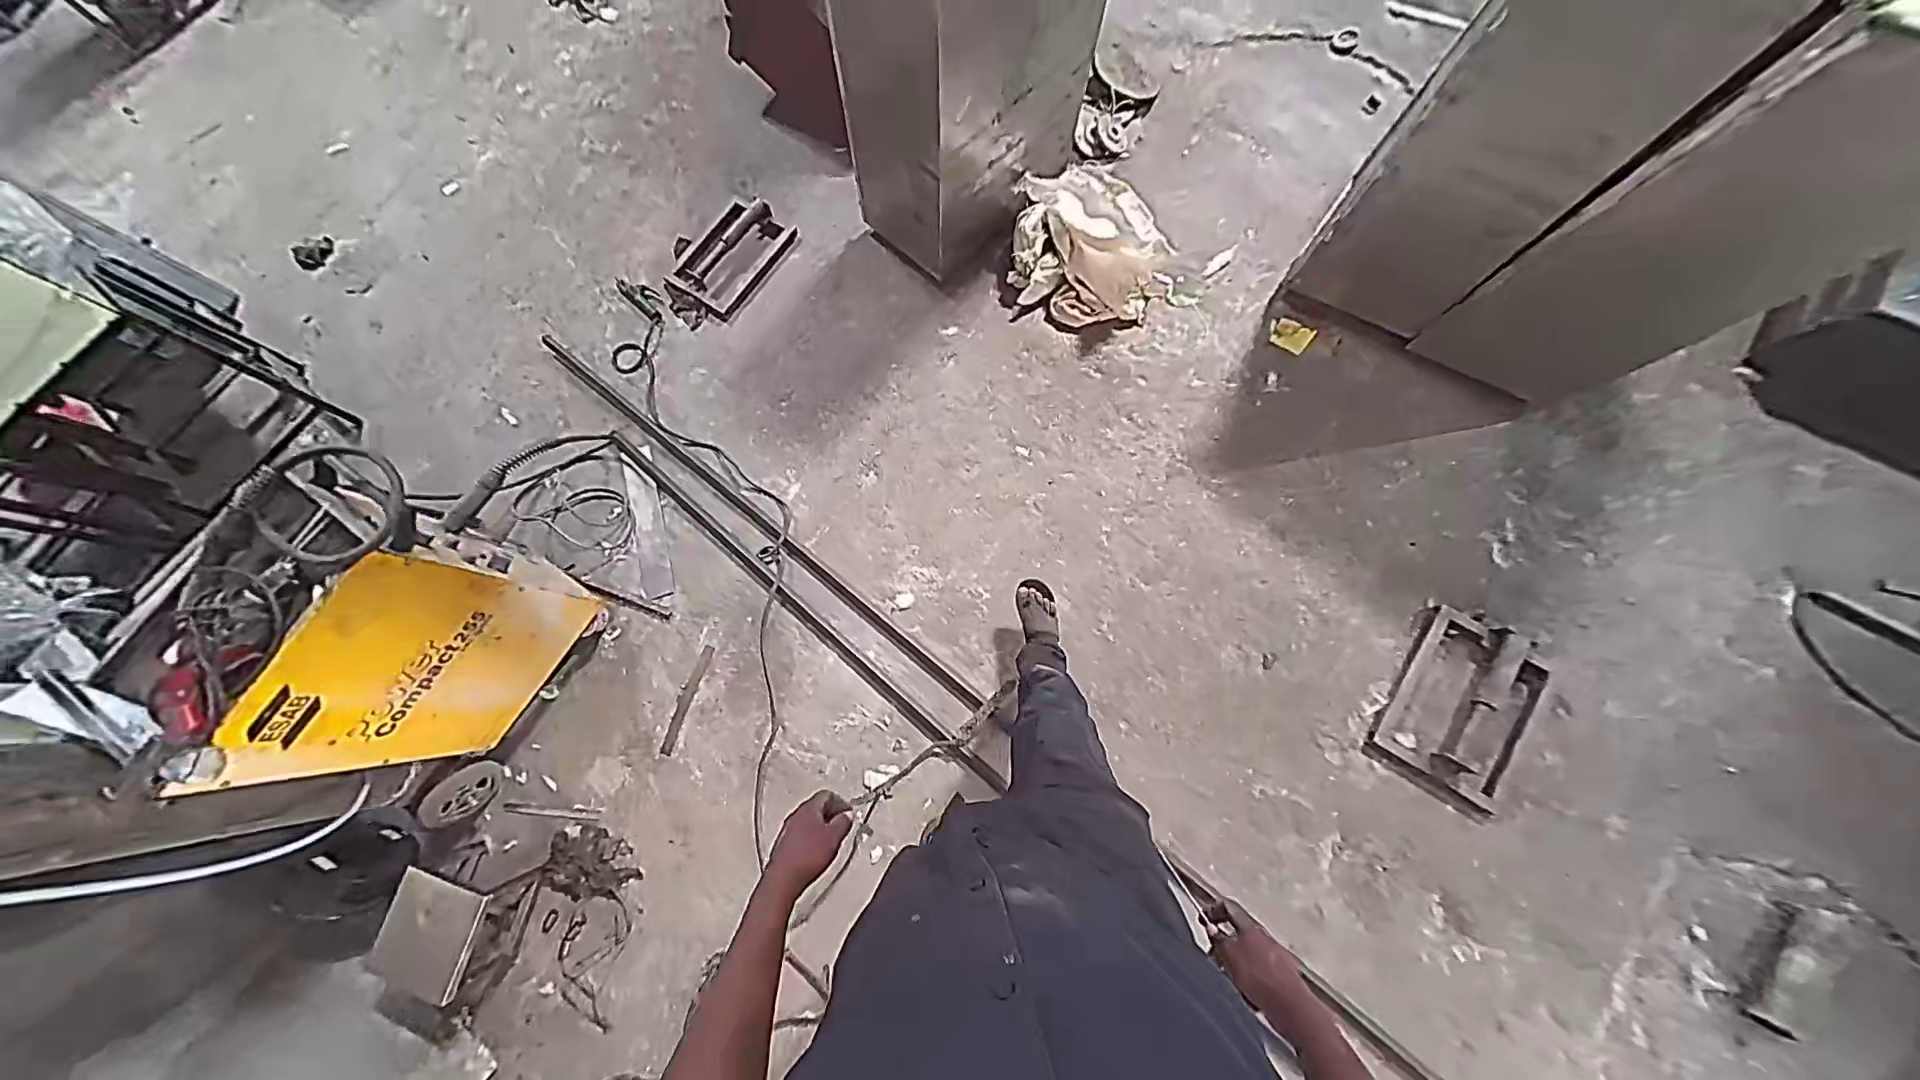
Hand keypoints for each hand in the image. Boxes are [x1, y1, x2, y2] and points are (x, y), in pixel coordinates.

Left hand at [763, 790, 853, 900]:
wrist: (783, 879)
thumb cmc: (805, 857)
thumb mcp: (834, 837)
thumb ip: (843, 822)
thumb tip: (847, 816)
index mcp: (808, 808)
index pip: (827, 795)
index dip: (841, 803)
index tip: (848, 812)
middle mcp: (795, 816)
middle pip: (816, 807)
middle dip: (830, 814)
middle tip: (841, 824)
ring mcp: (787, 831)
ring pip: (808, 822)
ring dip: (820, 828)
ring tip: (830, 841)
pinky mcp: (783, 846)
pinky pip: (800, 836)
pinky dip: (810, 840)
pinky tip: (815, 852)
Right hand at [1208, 896, 1304, 999]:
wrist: (1291, 1007)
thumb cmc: (1260, 979)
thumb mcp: (1228, 956)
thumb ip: (1217, 939)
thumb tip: (1211, 929)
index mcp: (1250, 927)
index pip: (1228, 906)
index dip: (1213, 909)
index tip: (1204, 917)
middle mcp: (1265, 936)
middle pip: (1239, 929)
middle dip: (1224, 938)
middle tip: (1214, 949)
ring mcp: (1277, 955)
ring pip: (1250, 949)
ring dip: (1237, 957)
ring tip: (1230, 974)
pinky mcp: (1284, 975)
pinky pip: (1261, 968)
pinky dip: (1251, 973)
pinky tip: (1248, 988)